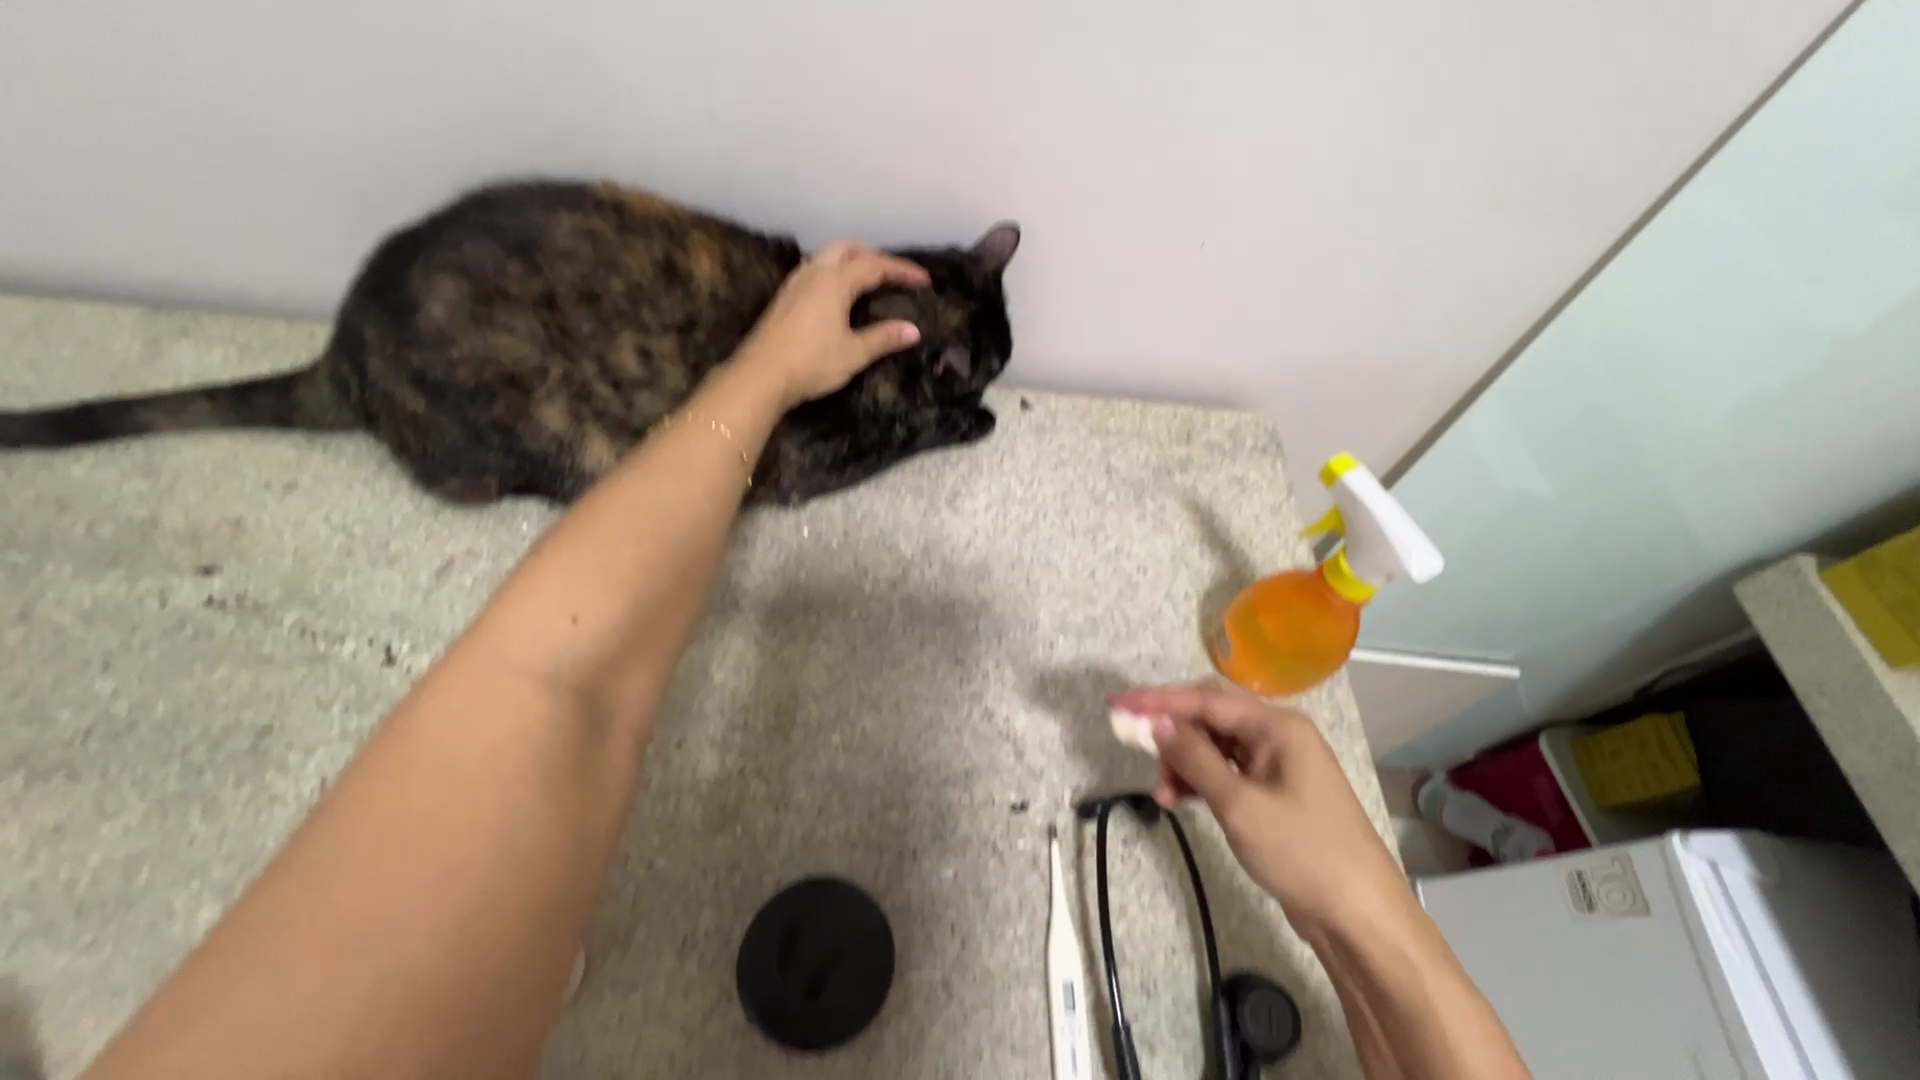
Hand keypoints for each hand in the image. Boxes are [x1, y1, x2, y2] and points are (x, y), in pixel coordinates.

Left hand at [734, 241, 928, 409]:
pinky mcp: (784, 298)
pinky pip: (814, 270)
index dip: (901, 270)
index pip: (875, 266)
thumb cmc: (811, 363)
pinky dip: (833, 271)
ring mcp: (795, 283)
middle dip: (874, 256)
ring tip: (867, 277)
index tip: (924, 280)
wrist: (760, 376)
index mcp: (835, 281)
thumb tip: (914, 330)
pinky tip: (836, 291)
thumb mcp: (854, 353)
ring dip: (850, 259)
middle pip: (848, 249)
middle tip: (893, 273)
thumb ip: (883, 338)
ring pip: (827, 256)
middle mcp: (814, 273)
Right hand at [1109, 682, 1409, 935]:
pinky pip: (1226, 772)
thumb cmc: (1302, 852)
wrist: (1359, 916)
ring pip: (1215, 746)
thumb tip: (1155, 723)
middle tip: (1131, 741)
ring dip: (1183, 760)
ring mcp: (1278, 765)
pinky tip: (1176, 799)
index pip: (1205, 700)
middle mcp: (1278, 736)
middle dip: (1170, 728)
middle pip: (1211, 716)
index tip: (1117, 704)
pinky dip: (1199, 781)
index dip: (1157, 700)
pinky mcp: (1274, 794)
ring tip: (1160, 791)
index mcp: (1278, 727)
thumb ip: (1194, 758)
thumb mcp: (1239, 804)